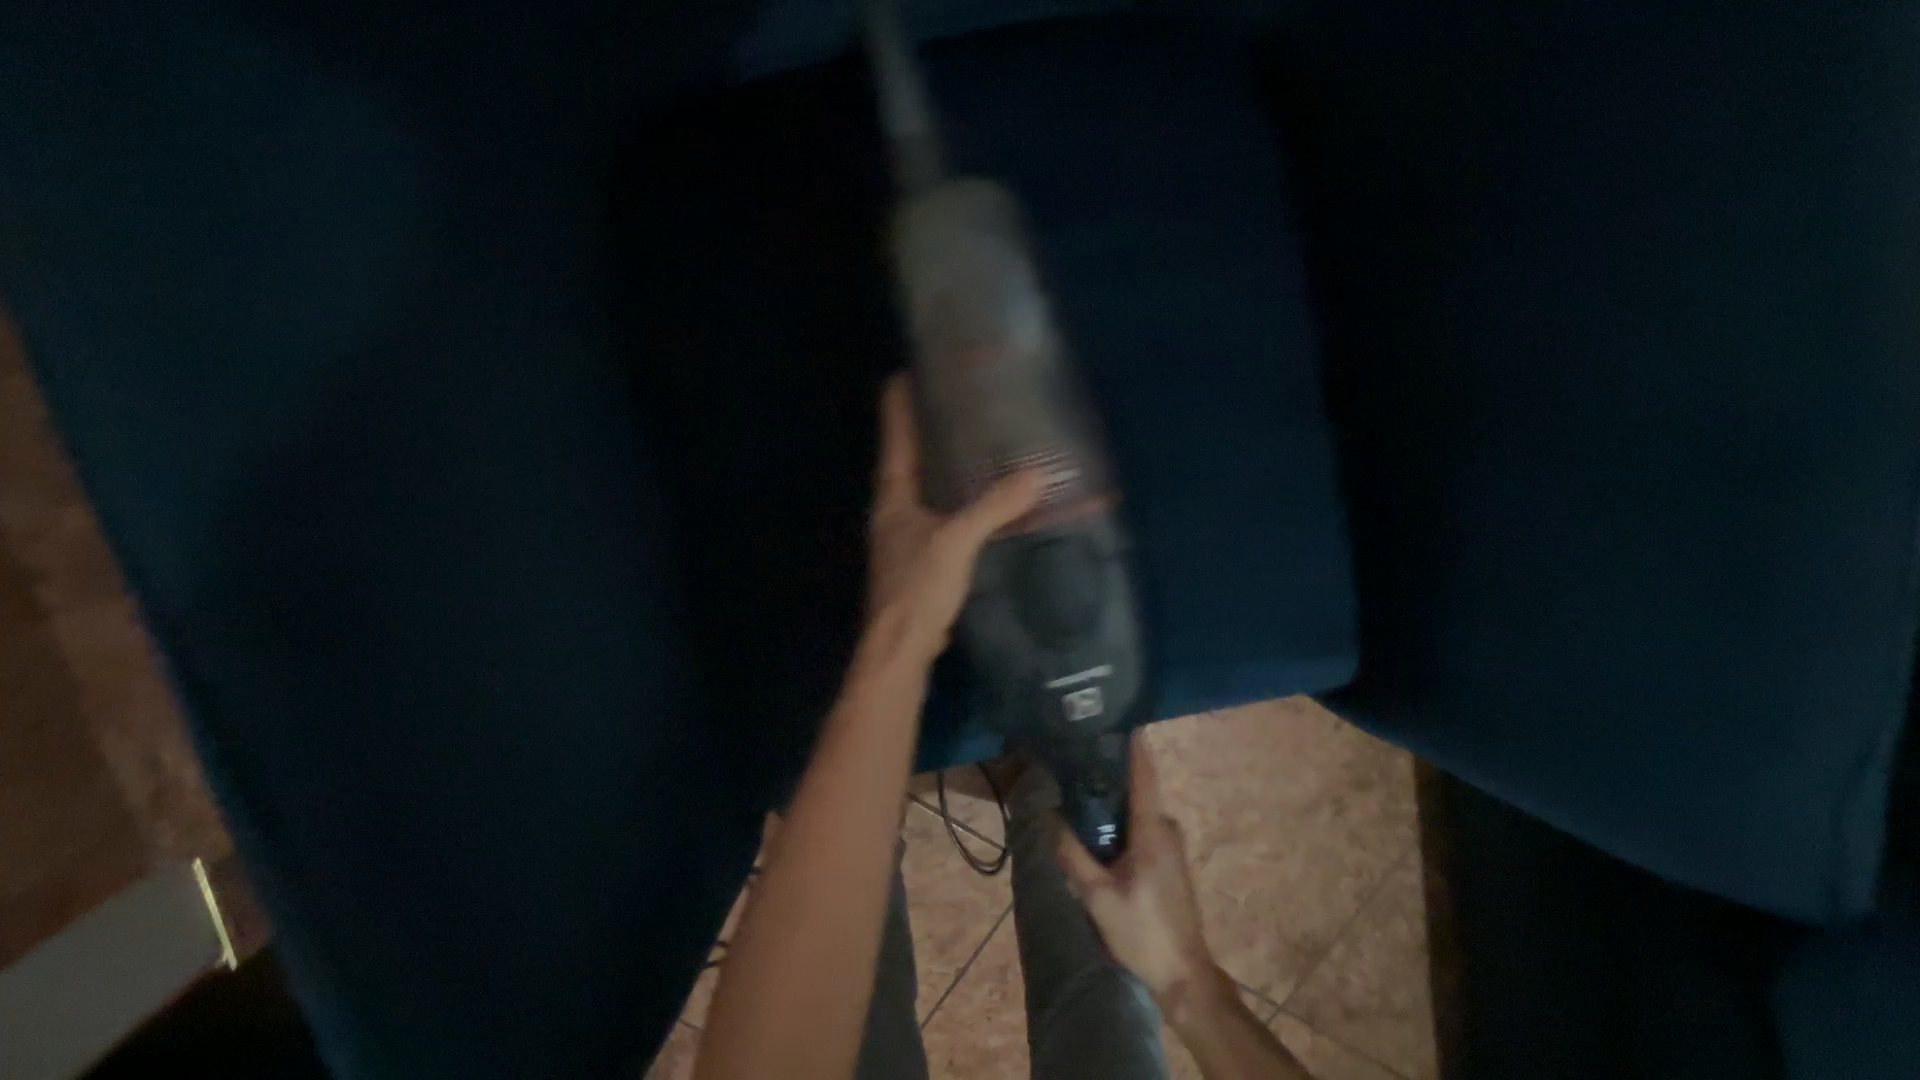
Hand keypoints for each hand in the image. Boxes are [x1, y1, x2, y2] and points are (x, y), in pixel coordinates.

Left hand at [865, 373, 1044, 667]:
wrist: (901, 645)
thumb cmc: (918, 586)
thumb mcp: (957, 541)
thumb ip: (994, 507)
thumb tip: (1037, 473)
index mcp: (893, 496)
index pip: (895, 438)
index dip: (899, 405)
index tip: (905, 371)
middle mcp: (893, 509)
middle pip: (907, 458)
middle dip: (925, 429)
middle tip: (951, 400)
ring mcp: (904, 534)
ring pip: (923, 487)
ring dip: (940, 464)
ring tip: (969, 440)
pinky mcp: (919, 557)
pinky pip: (937, 513)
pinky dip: (954, 497)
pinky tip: (978, 496)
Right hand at [1056, 738, 1214, 1001]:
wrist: (1183, 973)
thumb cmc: (1142, 932)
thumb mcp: (1098, 895)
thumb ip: (1072, 854)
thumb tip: (1048, 817)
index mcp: (1153, 829)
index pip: (1143, 773)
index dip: (1132, 743)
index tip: (1116, 716)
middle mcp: (1166, 828)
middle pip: (1133, 789)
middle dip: (1104, 775)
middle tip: (1068, 761)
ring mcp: (1169, 844)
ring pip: (1133, 811)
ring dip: (1107, 804)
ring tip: (1071, 795)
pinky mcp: (1166, 859)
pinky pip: (1138, 827)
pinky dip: (1116, 823)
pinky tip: (1092, 832)